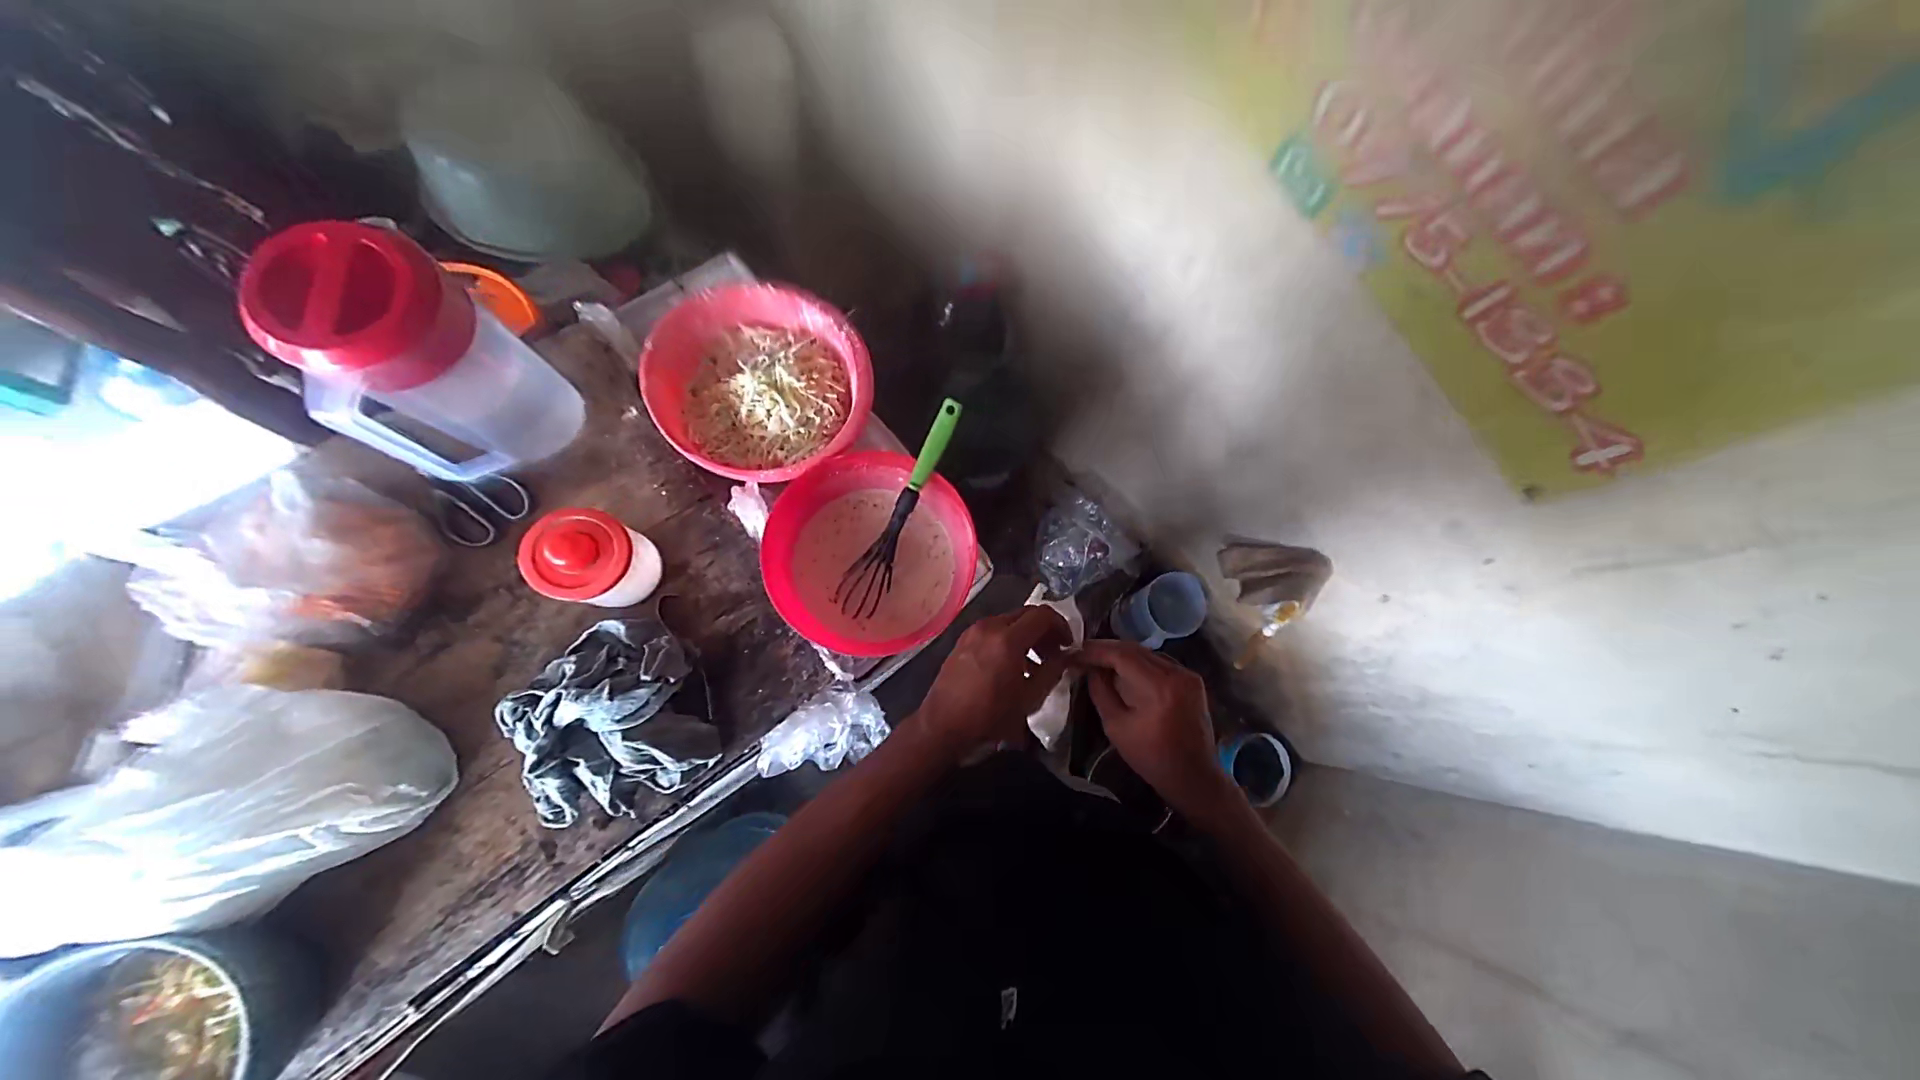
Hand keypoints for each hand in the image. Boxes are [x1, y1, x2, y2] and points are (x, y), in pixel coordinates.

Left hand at [914, 607, 1072, 760]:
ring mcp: (972, 632)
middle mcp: (989, 627)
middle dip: (1044, 630)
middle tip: (1055, 653)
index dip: (1061, 626)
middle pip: (1026, 614)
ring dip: (1026, 635)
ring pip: (1008, 622)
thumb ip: (1052, 672)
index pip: (1043, 615)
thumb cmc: (989, 716)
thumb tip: (1065, 657)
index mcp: (1007, 639)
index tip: (1068, 644)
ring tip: (1035, 663)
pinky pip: (992, 631)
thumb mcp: (1029, 699)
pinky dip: (1008, 639)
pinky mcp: (962, 641)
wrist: (943, 726)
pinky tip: (1011, 665)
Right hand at [1077, 641, 1233, 822]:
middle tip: (1082, 653)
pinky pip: (1159, 663)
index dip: (1095, 650)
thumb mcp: (1115, 726)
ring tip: (1098, 660)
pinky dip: (1138, 663)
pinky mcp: (1192, 681)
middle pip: (1135, 649)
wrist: (1195, 778)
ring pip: (1147, 653)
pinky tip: (1123, 670)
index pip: (1122, 655)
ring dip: (1122, 654)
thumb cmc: (1152, 758)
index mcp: (1160, 686)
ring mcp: (1188, 675)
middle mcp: (1177, 673)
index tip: (1074, 652)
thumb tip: (1090, 668)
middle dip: (1106, 649)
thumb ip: (1100, 691)